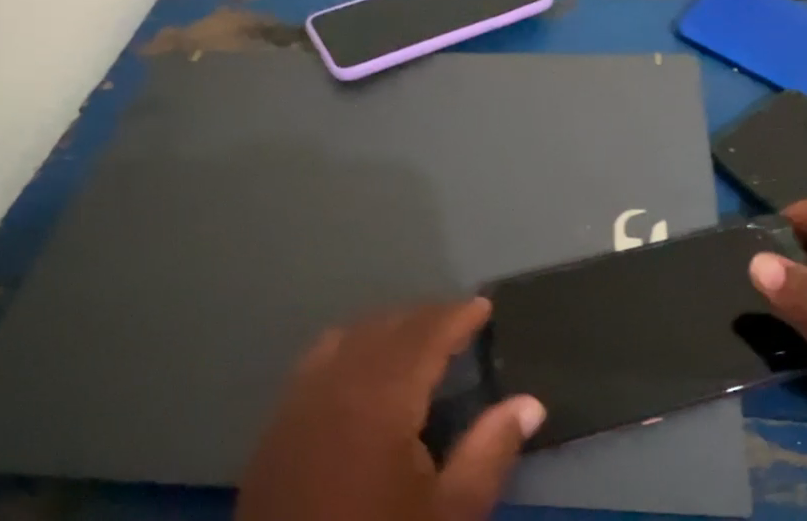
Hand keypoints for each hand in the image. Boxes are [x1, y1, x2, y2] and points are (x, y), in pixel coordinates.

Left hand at [238, 299, 545, 520]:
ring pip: (346, 338)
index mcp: (382, 399)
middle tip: (457, 323)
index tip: (483, 306)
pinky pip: (317, 362)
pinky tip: (362, 373)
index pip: (425, 336)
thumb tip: (529, 403)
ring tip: (415, 341)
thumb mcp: (450, 514)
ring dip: (385, 330)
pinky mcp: (276, 429)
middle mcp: (336, 385)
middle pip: (384, 329)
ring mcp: (299, 404)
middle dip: (423, 318)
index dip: (456, 317)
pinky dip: (349, 348)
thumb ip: (490, 452)